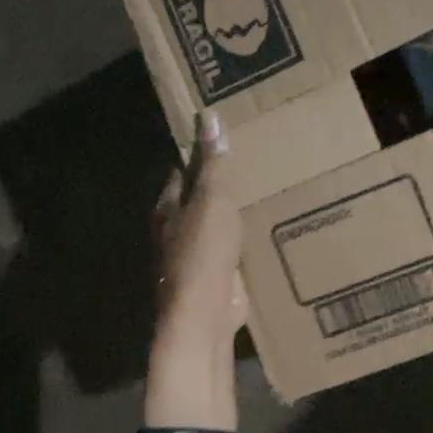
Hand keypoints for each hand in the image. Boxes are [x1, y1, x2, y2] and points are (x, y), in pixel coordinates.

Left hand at [146, 111, 246, 431]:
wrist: (205, 316)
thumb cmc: (204, 252)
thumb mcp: (213, 200)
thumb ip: (214, 164)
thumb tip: (208, 116)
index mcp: (168, 207)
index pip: (182, 171)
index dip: (201, 154)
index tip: (225, 138)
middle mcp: (175, 231)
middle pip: (196, 200)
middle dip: (218, 186)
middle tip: (252, 164)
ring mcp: (193, 258)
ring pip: (213, 227)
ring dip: (231, 216)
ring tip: (263, 196)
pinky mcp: (213, 280)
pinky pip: (230, 253)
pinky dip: (242, 243)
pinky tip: (263, 236)